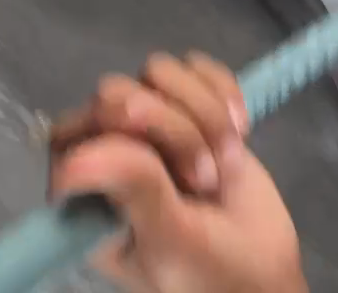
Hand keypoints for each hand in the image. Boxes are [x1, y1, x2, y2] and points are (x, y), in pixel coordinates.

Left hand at [48, 53, 305, 292]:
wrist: (266, 270)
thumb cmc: (210, 273)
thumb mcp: (170, 241)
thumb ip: (133, 189)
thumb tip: (71, 161)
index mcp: (85, 191)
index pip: (78, 129)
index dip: (125, 138)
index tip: (167, 180)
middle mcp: (108, 149)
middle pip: (119, 92)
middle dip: (177, 131)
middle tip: (205, 182)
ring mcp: (148, 121)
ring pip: (159, 70)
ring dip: (205, 114)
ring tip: (224, 164)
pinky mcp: (187, 102)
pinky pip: (195, 65)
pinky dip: (223, 91)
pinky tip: (240, 130)